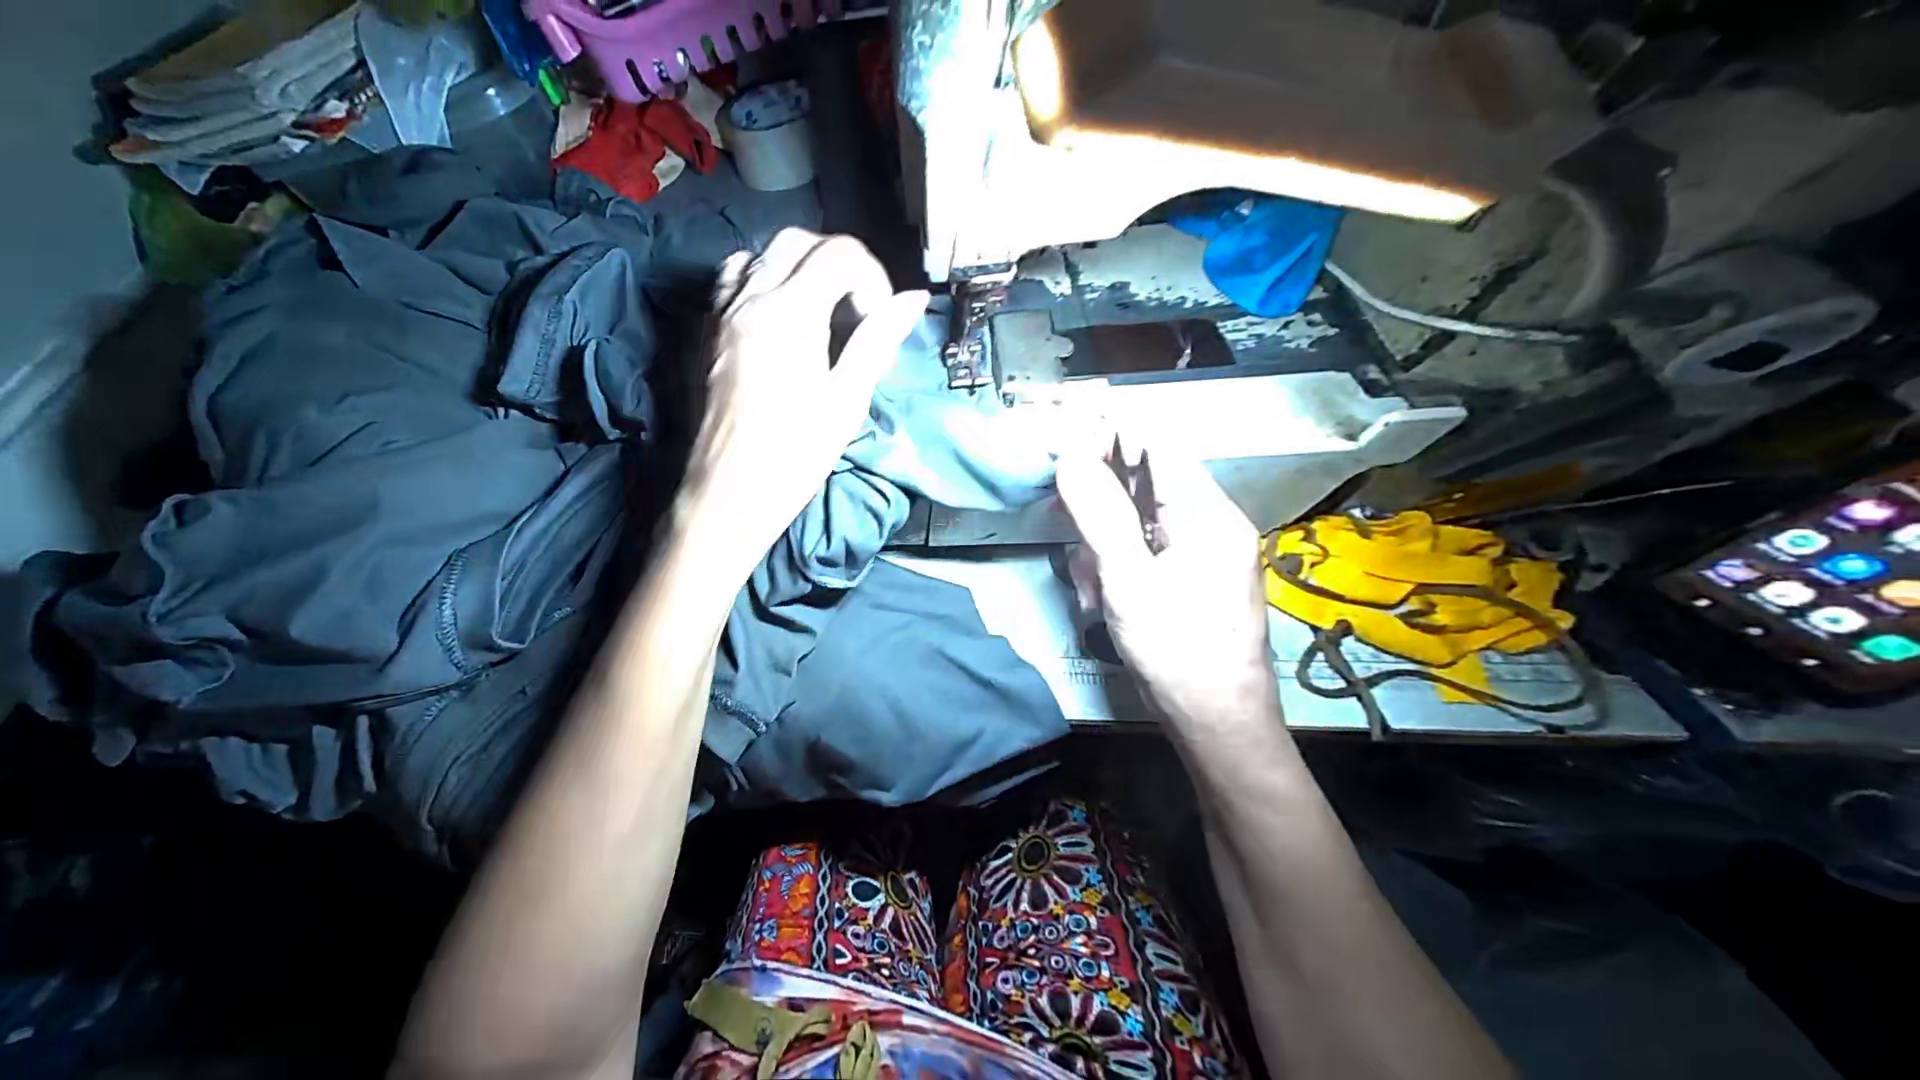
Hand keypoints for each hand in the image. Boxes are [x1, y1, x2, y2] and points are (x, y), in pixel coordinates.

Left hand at [679, 228, 929, 572]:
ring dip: (801, 265)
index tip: (879, 320)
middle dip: (839, 261)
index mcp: (789, 313)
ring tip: (823, 309)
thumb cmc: (794, 456)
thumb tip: (913, 300)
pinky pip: (734, 278)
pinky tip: (781, 316)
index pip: (839, 255)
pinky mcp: (708, 331)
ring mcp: (722, 312)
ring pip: (763, 253)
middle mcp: (750, 299)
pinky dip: (765, 278)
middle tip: (859, 308)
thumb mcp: (847, 399)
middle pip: (799, 242)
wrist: (727, 492)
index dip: (872, 279)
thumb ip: (878, 340)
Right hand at [1055, 437, 1281, 733]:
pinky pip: (1146, 548)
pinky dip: (1118, 563)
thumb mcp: (1128, 579)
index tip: (1062, 435)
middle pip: (1145, 478)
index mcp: (1207, 512)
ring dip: (1103, 541)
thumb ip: (1099, 512)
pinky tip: (1101, 594)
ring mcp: (1202, 550)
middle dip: (1098, 498)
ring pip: (1138, 517)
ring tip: (1090, 584)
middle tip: (1062, 514)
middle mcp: (1210, 521)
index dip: (1109, 431)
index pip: (1157, 443)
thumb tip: (1071, 454)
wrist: (1219, 722)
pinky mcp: (1191, 575)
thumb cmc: (1177, 651)